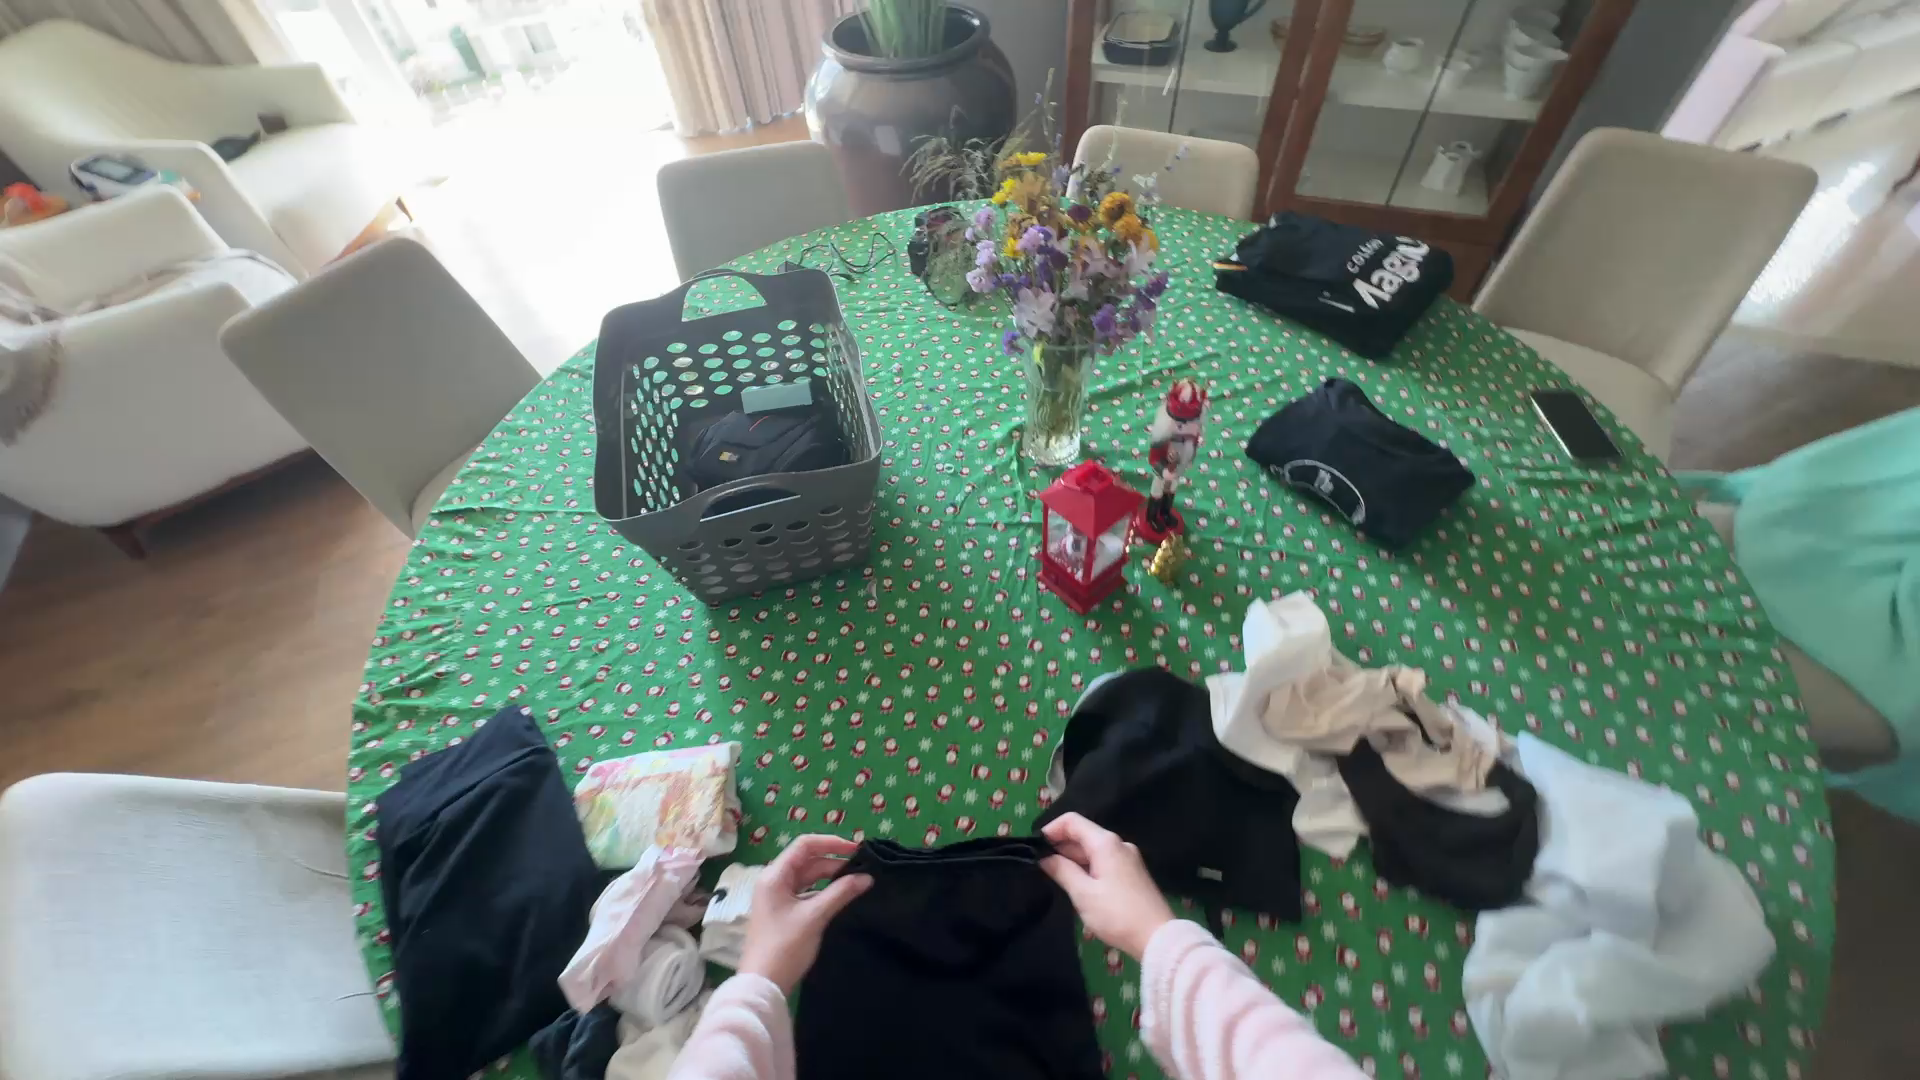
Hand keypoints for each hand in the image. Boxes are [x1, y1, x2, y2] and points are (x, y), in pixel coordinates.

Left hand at [736, 834, 872, 995]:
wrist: (762, 987)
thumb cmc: (785, 947)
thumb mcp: (815, 917)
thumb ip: (841, 893)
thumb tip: (867, 877)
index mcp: (774, 875)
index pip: (805, 845)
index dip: (831, 843)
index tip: (856, 849)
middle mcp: (773, 880)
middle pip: (806, 860)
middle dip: (833, 860)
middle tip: (861, 866)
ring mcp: (776, 896)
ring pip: (807, 876)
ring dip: (829, 876)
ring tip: (855, 879)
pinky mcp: (782, 911)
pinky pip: (805, 891)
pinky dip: (822, 890)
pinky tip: (839, 895)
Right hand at [1039, 812, 1175, 961]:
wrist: (1159, 938)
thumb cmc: (1117, 914)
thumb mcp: (1083, 894)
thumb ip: (1062, 871)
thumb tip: (1045, 858)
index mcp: (1106, 842)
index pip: (1072, 821)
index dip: (1052, 829)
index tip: (1035, 846)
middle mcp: (1118, 844)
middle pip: (1084, 834)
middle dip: (1061, 845)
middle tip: (1041, 864)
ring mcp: (1128, 858)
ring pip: (1094, 849)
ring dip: (1074, 858)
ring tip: (1055, 875)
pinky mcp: (1132, 873)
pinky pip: (1104, 860)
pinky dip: (1088, 866)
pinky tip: (1078, 883)